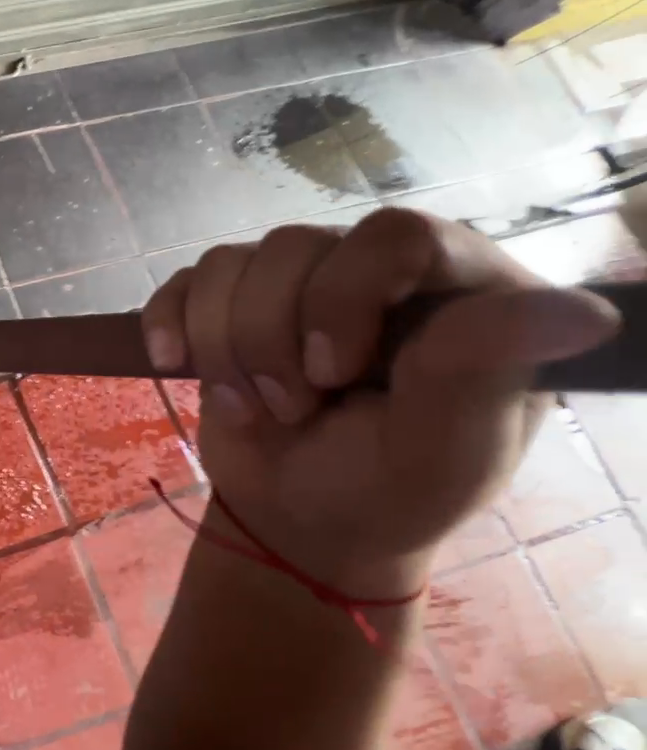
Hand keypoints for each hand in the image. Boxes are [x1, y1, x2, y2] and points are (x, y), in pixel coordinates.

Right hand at [140, 209, 618, 596]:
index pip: (396, 234)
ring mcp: (291, 282)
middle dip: (269, 339)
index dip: (342, 295)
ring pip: (228, 263)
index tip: (331, 373)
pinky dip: (168, 325)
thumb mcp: (442, 451)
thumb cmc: (386, 492)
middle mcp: (372, 272)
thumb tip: (580, 312)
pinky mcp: (224, 301)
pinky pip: (181, 282)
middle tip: (291, 408)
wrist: (294, 515)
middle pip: (292, 246)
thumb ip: (482, 372)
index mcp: (457, 293)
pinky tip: (176, 364)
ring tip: (247, 406)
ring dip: (221, 345)